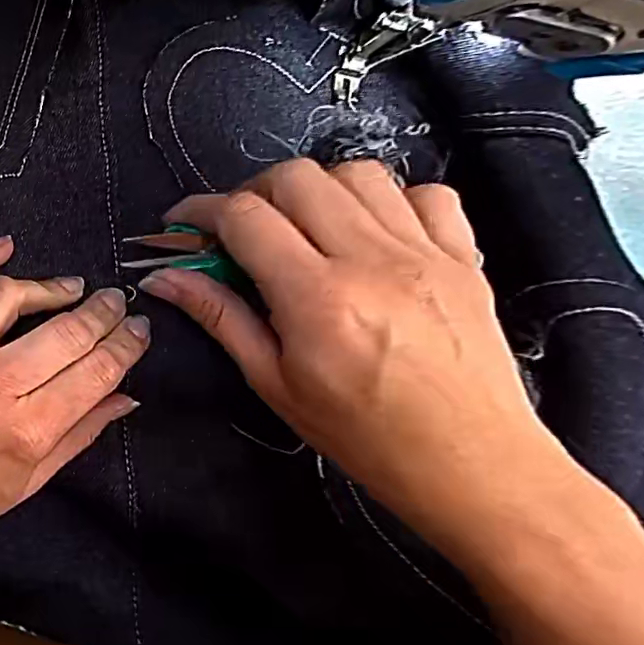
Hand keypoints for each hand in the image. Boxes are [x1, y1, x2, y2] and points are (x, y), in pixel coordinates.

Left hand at [0, 236, 147, 554]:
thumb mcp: (27, 483)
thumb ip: (80, 434)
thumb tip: (126, 396)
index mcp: (23, 431)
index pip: (93, 373)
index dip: (126, 346)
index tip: (140, 330)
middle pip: (64, 332)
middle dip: (103, 314)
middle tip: (118, 303)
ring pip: (11, 297)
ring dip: (51, 287)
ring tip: (74, 289)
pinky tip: (5, 244)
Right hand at [141, 159, 572, 554]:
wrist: (479, 471)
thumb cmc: (365, 437)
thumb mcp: (274, 383)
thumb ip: (220, 316)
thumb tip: (164, 278)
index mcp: (317, 298)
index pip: (244, 217)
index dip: (202, 210)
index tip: (185, 223)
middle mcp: (370, 260)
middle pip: (295, 177)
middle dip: (253, 192)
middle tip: (244, 229)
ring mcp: (424, 253)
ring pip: (356, 173)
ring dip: (316, 189)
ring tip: (306, 226)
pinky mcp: (464, 257)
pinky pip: (426, 193)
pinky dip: (389, 200)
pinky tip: (373, 232)